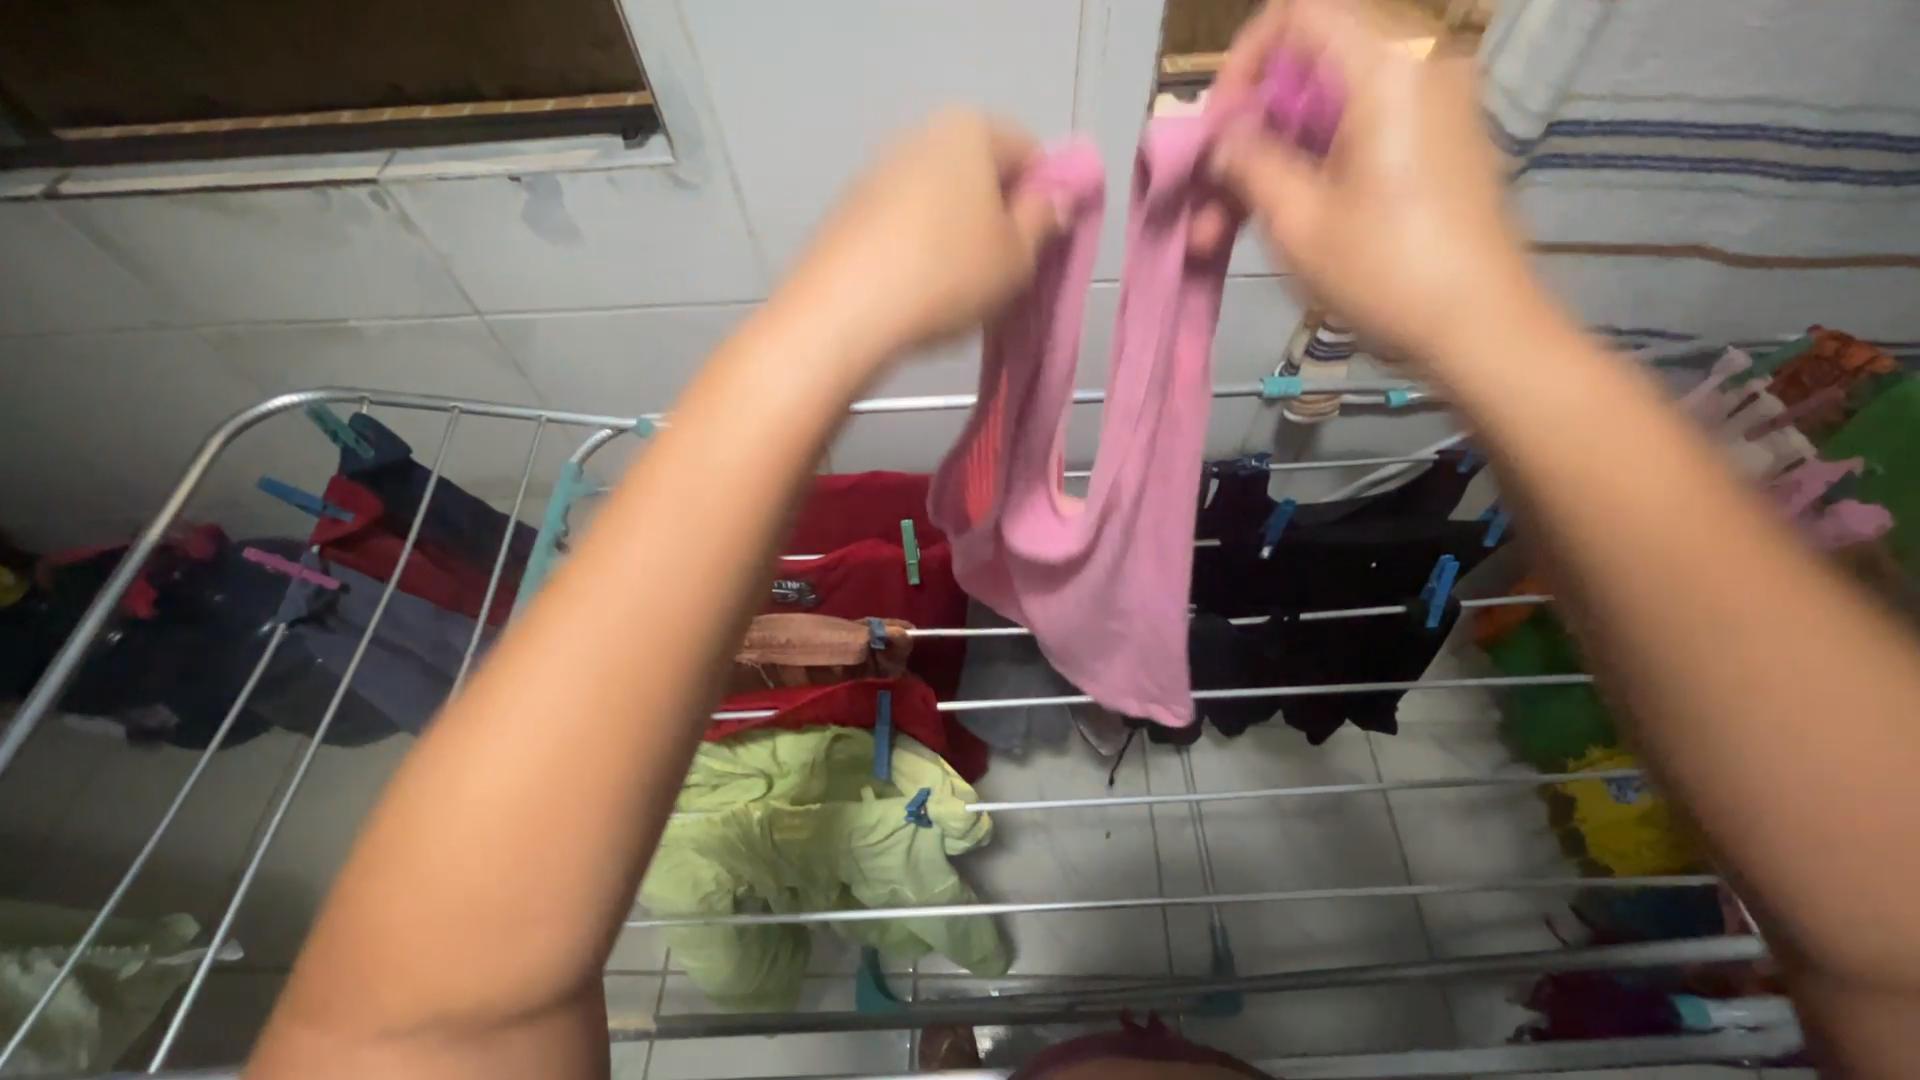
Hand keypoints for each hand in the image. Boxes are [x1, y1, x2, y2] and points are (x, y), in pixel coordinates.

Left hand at [783, 109, 1063, 369]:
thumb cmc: (947, 276)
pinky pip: (902, 225)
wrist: (844, 315)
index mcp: (969, 130)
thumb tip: (1054, 198)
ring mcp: (876, 171)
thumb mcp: (1016, 256)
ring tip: (958, 290)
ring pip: (939, 202)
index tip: (1043, 245)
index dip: (1045, 198)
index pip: (1029, 151)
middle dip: (996, 216)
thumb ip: (1044, 219)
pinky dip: (917, 250)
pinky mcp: (847, 211)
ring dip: (957, 236)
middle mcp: (918, 135)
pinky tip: (917, 292)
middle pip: (978, 173)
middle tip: (1004, 272)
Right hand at [1205, 0, 1547, 371]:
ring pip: (1322, 114)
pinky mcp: (1432, 146)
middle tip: (1206, 205)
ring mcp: (1428, 108)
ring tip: (1221, 236)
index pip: (1297, 14)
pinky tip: (1273, 227)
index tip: (1216, 131)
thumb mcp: (1298, 220)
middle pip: (1305, 72)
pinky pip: (1353, 136)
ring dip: (1266, 167)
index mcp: (1387, 67)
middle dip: (1245, 137)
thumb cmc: (1386, 272)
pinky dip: (1307, 173)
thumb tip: (1223, 137)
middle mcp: (1415, 68)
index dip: (1242, 64)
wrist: (1482, 328)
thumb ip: (1249, 163)